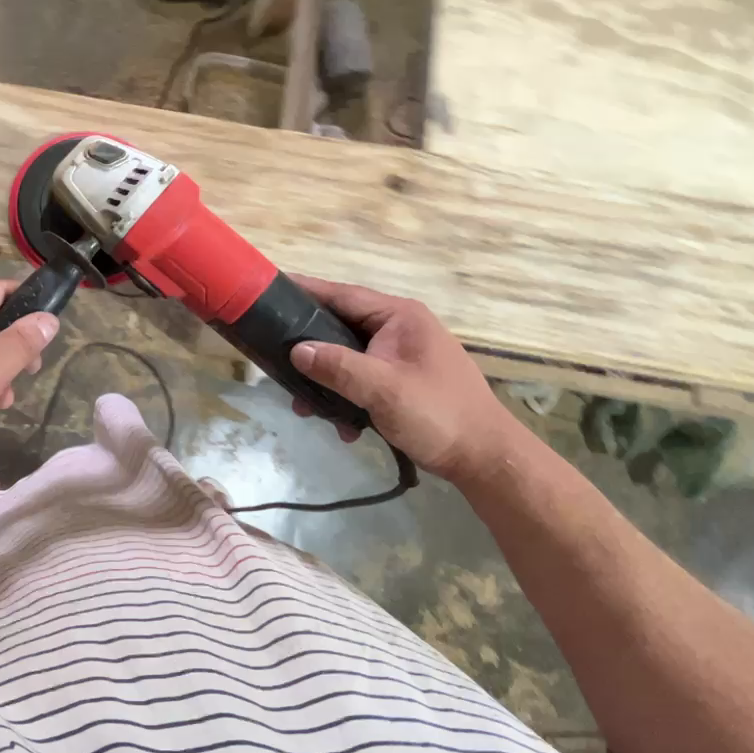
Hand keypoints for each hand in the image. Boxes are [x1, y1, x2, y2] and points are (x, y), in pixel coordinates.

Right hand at [286, 277, 526, 482]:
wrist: (487, 461)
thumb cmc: (439, 415)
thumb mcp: (383, 390)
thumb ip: (337, 366)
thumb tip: (295, 350)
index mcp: (399, 317)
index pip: (341, 294)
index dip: (304, 291)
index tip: (266, 292)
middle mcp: (398, 328)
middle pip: (339, 326)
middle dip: (309, 350)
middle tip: (276, 363)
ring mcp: (400, 355)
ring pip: (346, 357)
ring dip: (327, 382)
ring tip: (306, 408)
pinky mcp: (401, 381)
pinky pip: (360, 379)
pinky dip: (347, 398)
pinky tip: (342, 426)